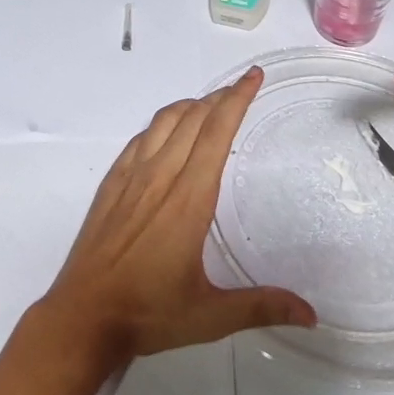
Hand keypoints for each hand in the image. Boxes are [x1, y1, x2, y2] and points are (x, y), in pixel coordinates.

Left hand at [40, 66, 316, 357]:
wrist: (83, 317)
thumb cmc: (149, 313)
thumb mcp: (210, 316)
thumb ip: (261, 306)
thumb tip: (311, 314)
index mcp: (189, 199)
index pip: (217, 133)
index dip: (237, 99)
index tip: (253, 77)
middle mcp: (161, 177)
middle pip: (193, 119)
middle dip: (220, 97)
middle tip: (242, 88)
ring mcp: (131, 178)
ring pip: (163, 122)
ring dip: (190, 105)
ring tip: (209, 105)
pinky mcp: (111, 186)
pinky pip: (139, 140)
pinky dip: (160, 125)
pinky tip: (166, 134)